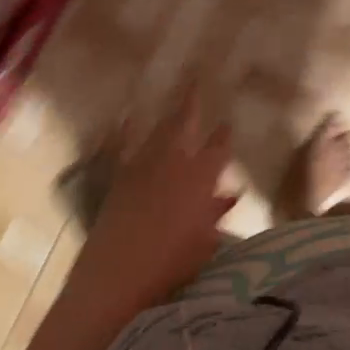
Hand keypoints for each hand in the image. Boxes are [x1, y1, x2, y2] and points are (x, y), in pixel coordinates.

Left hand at [68, 89, 237, 313]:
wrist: (119, 273)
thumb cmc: (172, 264)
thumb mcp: (204, 242)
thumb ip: (216, 213)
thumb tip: (231, 194)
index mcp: (200, 179)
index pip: (218, 149)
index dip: (223, 135)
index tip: (227, 121)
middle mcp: (173, 163)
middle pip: (185, 124)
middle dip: (191, 101)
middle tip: (194, 77)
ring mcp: (144, 164)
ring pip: (158, 130)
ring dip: (167, 114)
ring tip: (173, 96)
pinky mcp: (119, 173)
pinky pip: (123, 143)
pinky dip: (126, 129)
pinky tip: (127, 115)